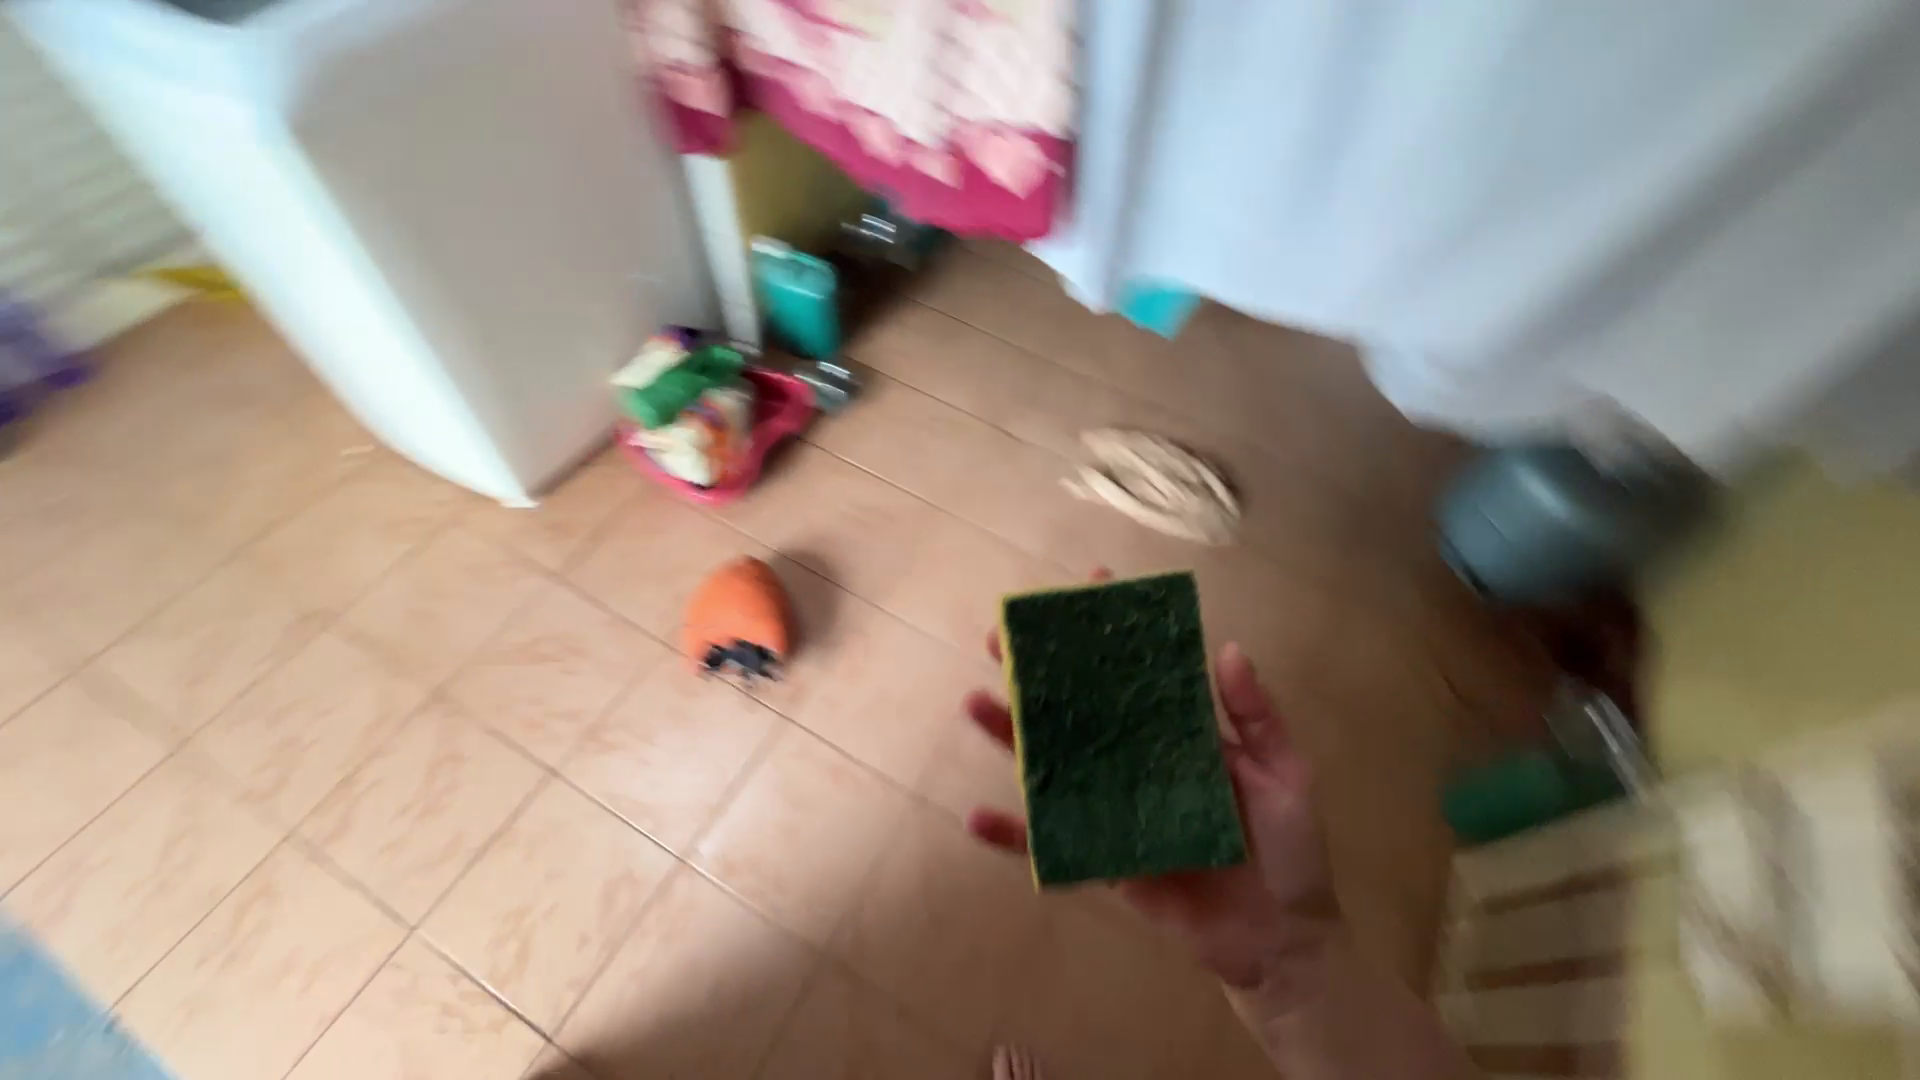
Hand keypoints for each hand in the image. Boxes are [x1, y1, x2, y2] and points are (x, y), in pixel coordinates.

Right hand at [963, 571, 1342, 993]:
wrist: (1278, 937)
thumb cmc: (1286, 845)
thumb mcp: (1285, 772)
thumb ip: (1257, 716)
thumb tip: (1226, 648)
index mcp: (1176, 731)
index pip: (1138, 669)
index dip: (1114, 628)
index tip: (1089, 584)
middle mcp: (1134, 757)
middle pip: (1077, 706)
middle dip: (1038, 670)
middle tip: (1000, 637)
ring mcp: (1111, 804)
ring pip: (1051, 762)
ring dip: (1009, 735)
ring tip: (975, 704)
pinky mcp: (1099, 855)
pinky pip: (1049, 843)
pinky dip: (1012, 834)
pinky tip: (975, 818)